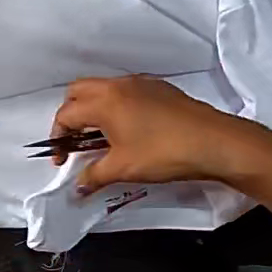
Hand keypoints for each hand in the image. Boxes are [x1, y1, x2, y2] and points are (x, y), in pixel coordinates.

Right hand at [50, 75, 268, 193]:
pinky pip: (124, 91)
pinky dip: (113, 106)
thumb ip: (93, 176)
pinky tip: (125, 131)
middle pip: (79, 91)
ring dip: (92, 109)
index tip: (62, 160)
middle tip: (74, 141)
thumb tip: (77, 187)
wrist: (214, 142)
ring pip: (102, 88)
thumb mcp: (122, 169)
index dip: (58, 137)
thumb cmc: (163, 153)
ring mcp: (141, 84)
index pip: (67, 114)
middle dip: (69, 115)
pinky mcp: (159, 89)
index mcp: (104, 101)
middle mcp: (119, 86)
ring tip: (98, 138)